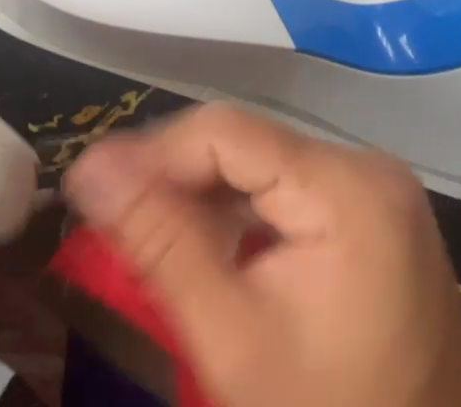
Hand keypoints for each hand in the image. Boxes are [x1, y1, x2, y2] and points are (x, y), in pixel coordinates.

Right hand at [63, 104, 460, 406]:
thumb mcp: (228, 330)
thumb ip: (156, 238)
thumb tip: (85, 163)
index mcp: (347, 187)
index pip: (217, 130)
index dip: (148, 156)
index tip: (94, 196)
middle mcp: (367, 169)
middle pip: (234, 143)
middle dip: (170, 181)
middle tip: (120, 227)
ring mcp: (374, 191)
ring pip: (249, 163)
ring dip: (195, 197)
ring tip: (155, 243)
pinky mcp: (370, 215)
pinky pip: (277, 187)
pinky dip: (232, 212)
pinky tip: (207, 252)